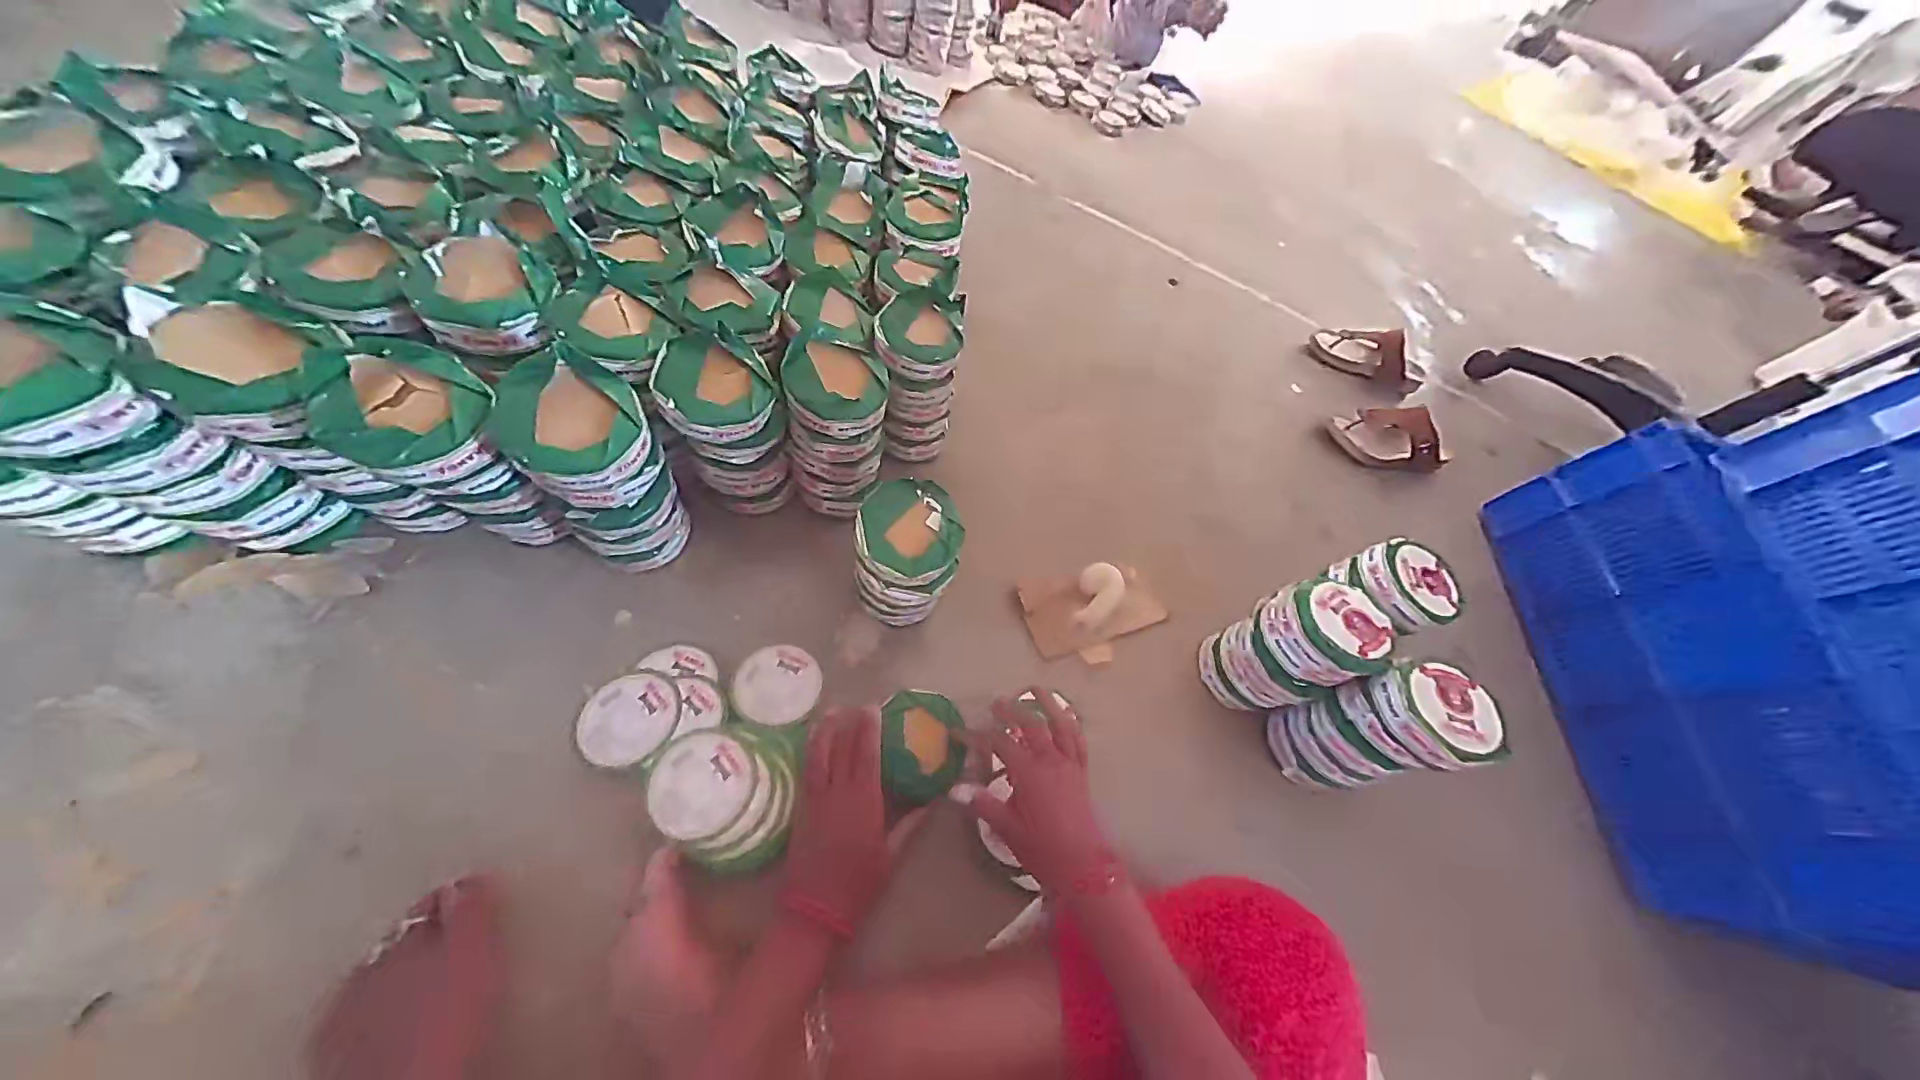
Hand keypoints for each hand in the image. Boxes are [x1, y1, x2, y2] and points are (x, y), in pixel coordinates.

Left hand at [781, 707, 898, 935]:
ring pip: (818, 756)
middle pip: (841, 750)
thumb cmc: (859, 885)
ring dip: (825, 732)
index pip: (866, 756)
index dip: (869, 730)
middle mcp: (837, 794)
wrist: (814, 911)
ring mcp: (815, 800)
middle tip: (857, 704)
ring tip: (831, 712)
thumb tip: (933, 800)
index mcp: (863, 802)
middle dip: (849, 724)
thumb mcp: (891, 856)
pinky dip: (811, 752)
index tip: (874, 708)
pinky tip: (813, 742)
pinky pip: (806, 772)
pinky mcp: (800, 809)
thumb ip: (910, 824)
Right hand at [957, 688, 1113, 893]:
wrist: (1083, 866)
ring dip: (1047, 704)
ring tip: (1035, 690)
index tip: (959, 733)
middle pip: (1030, 725)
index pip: (998, 743)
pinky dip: (1070, 724)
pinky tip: (1064, 717)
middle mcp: (1050, 761)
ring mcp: (1069, 764)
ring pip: (1059, 724)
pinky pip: (1078, 740)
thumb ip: (984, 805)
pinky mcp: (1082, 772)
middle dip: (1011, 710)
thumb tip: (957, 789)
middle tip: (995, 703)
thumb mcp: (1007, 829)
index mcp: (1028, 772)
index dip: (976, 736)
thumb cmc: (1042, 849)